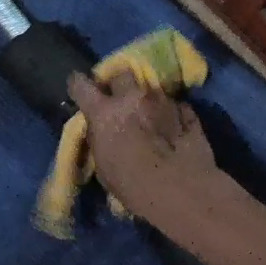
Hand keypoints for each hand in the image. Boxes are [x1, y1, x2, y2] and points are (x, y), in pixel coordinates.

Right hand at [67, 71, 220, 220]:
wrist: (182, 190)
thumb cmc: (134, 187)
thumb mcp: (103, 167)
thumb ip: (99, 138)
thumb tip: (100, 128)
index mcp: (105, 112)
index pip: (81, 85)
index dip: (78, 85)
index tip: (79, 88)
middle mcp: (133, 98)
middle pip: (121, 74)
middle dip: (118, 83)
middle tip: (119, 99)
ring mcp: (163, 100)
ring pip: (149, 88)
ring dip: (145, 99)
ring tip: (148, 117)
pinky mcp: (186, 109)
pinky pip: (172, 104)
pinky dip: (168, 112)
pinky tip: (172, 128)